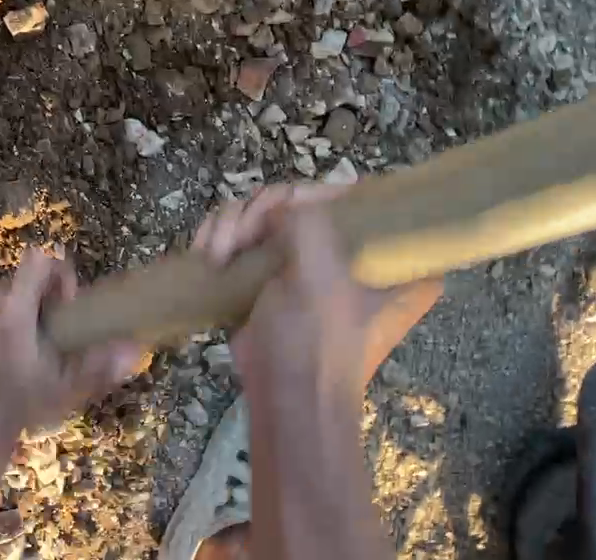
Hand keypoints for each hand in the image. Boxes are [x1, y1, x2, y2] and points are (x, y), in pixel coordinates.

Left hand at [0, 248, 142, 449]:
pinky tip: (3, 351)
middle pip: (25, 281)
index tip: (66, 305)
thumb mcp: (64, 390)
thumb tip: (135, 347)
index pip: (38, 260)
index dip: (58, 275)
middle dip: (42, 300)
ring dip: (21, 311)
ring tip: (26, 348)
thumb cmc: (19, 406)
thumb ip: (100, 365)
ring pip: (6, 294)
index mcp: (13, 311)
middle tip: (51, 336)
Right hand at [193, 183, 440, 400]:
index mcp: (389, 255)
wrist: (284, 399)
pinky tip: (206, 254)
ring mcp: (309, 259)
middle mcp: (353, 251)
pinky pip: (243, 233)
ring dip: (229, 227)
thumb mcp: (319, 280)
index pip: (352, 196)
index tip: (279, 215)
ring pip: (263, 213)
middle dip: (255, 215)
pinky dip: (220, 237)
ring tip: (214, 254)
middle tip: (234, 240)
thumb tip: (281, 204)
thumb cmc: (314, 346)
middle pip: (297, 199)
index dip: (312, 194)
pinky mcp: (273, 270)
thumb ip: (307, 226)